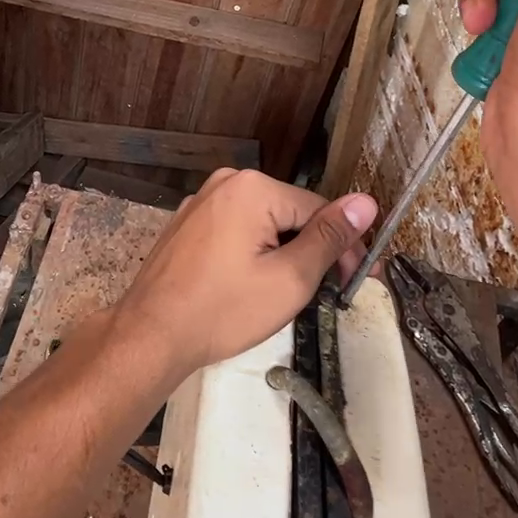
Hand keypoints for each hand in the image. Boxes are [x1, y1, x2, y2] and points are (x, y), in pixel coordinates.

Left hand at [111, 169, 376, 377]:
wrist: (151, 335)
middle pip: (290, 213)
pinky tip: (252, 286)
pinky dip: (253, 252)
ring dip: (284, 253)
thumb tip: (366, 202)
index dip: (344, 247)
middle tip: (328, 294)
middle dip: (313, 250)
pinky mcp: (187, 224)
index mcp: (252, 187)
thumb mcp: (290, 278)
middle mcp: (225, 182)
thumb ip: (329, 238)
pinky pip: (235, 230)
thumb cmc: (223, 311)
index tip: (357, 283)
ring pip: (263, 223)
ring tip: (291, 295)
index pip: (319, 209)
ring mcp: (201, 202)